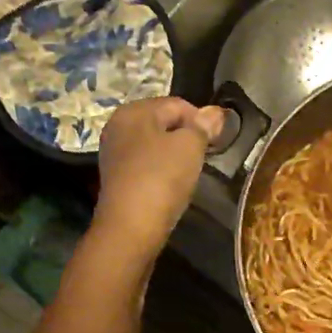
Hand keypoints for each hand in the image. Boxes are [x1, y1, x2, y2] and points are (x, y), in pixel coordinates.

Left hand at [92, 97, 226, 252]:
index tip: (216, 142)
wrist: (131, 227)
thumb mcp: (190, 147)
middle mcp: (119, 126)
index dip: (201, 120)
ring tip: (190, 173)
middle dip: (187, 137)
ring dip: (174, 155)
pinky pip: (146, 164)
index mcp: (134, 111)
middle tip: (204, 158)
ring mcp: (114, 153)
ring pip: (154, 145)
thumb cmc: (161, 179)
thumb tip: (215, 111)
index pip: (177, 104)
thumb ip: (203, 127)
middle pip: (163, 123)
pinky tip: (171, 185)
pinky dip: (161, 170)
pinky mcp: (117, 177)